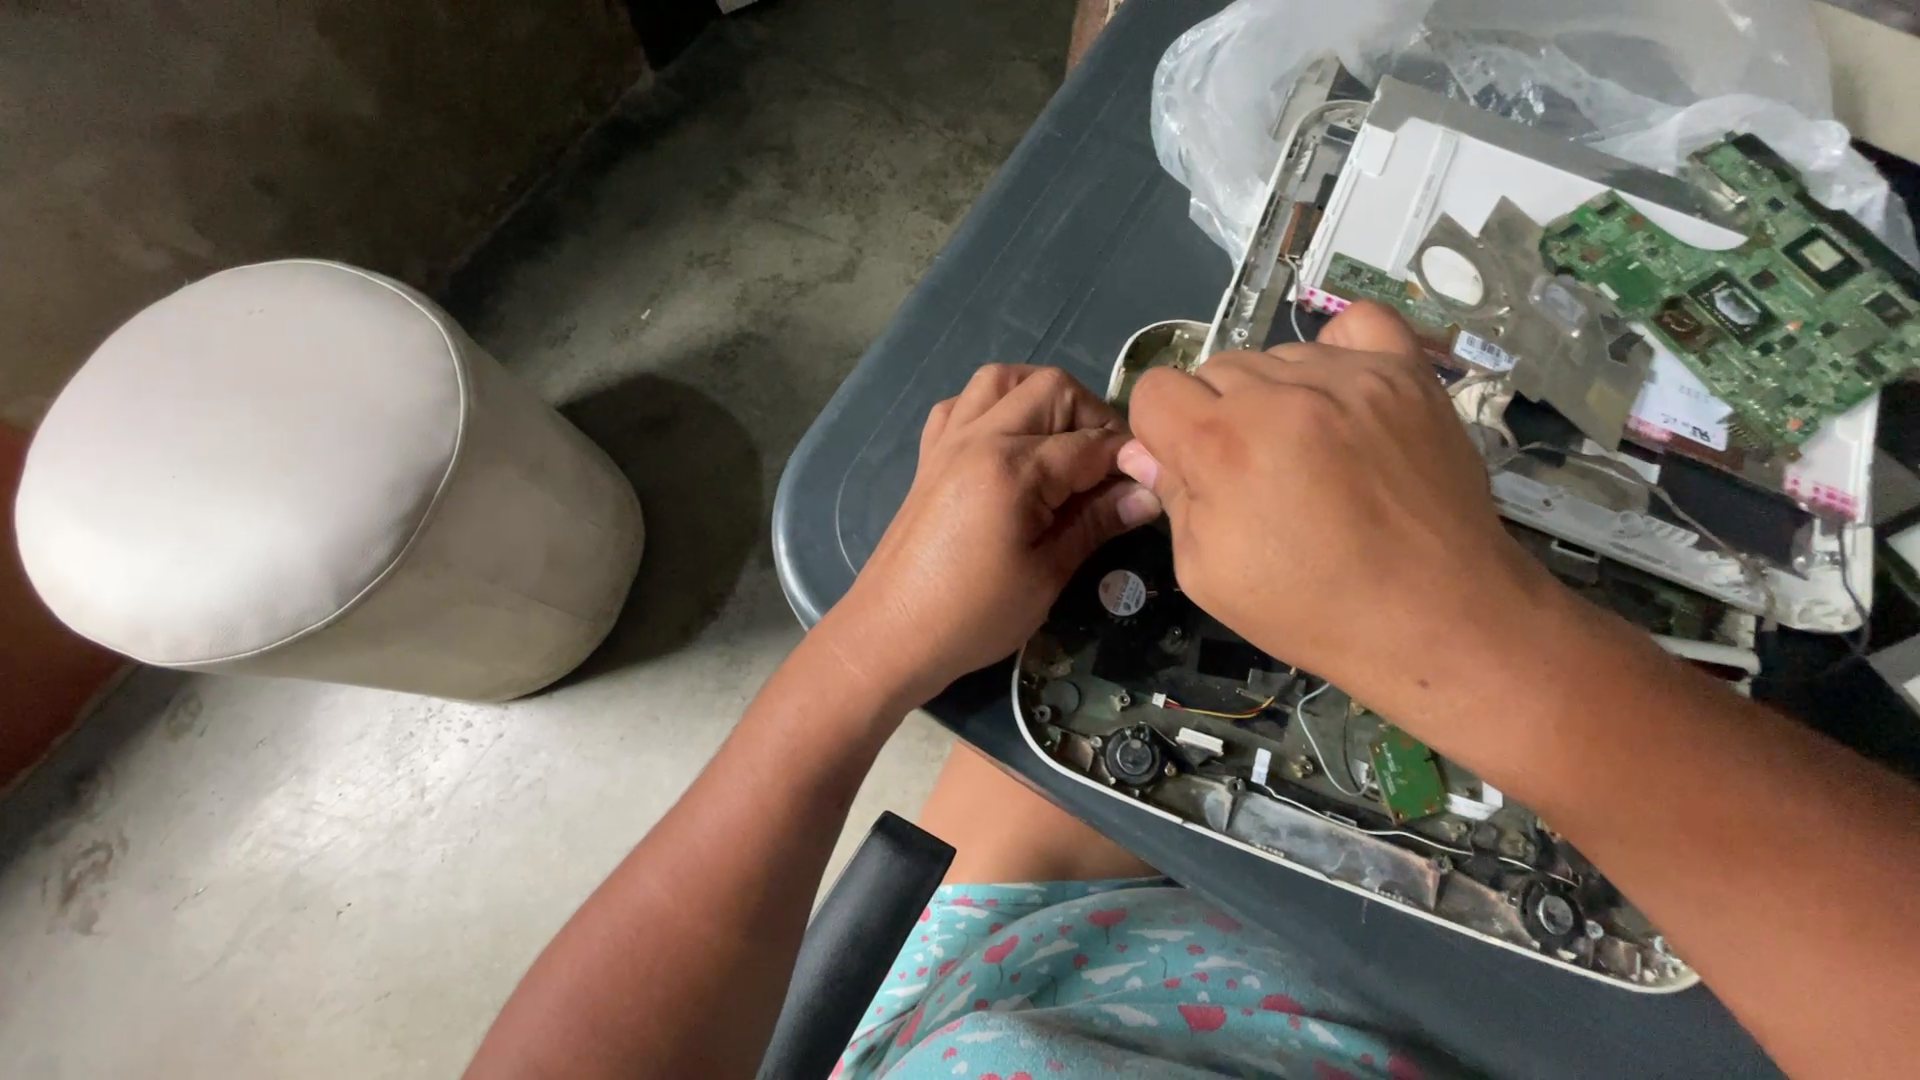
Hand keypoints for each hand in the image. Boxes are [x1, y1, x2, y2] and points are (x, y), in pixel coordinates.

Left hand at [821, 365, 1163, 706]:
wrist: (890, 634)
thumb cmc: (972, 616)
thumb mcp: (1046, 575)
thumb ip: (1096, 524)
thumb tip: (1148, 494)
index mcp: (1012, 468)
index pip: (1090, 442)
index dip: (1127, 459)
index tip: (1149, 481)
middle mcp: (979, 438)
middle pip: (1051, 388)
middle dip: (1090, 415)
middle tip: (1105, 466)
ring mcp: (947, 442)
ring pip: (1001, 379)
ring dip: (1040, 397)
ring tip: (1060, 443)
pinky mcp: (928, 456)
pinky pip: (960, 405)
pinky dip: (992, 407)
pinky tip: (1006, 443)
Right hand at [1117, 302, 1556, 703]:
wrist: (1436, 617)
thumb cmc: (1309, 608)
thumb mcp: (1206, 574)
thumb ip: (1171, 498)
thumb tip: (1145, 452)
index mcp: (1223, 444)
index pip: (1155, 390)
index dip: (1159, 432)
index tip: (1186, 469)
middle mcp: (1282, 393)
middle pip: (1212, 370)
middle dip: (1214, 417)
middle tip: (1250, 473)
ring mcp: (1351, 376)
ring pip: (1275, 354)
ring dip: (1272, 395)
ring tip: (1306, 449)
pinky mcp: (1407, 374)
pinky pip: (1355, 324)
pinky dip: (1335, 350)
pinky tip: (1338, 396)